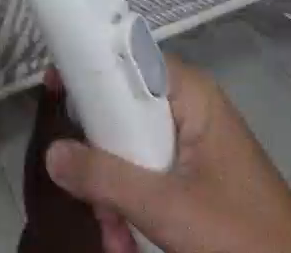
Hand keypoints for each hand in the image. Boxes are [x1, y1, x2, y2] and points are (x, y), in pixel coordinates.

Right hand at [44, 57, 290, 252]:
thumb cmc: (239, 233)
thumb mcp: (165, 207)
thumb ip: (105, 177)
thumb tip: (50, 151)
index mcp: (190, 95)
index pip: (128, 56)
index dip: (88, 68)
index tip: (54, 87)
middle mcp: (190, 109)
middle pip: (122, 109)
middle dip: (100, 157)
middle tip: (88, 194)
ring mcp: (193, 144)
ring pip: (130, 149)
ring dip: (112, 192)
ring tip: (115, 236)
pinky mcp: (196, 177)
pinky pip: (148, 175)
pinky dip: (132, 206)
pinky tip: (128, 241)